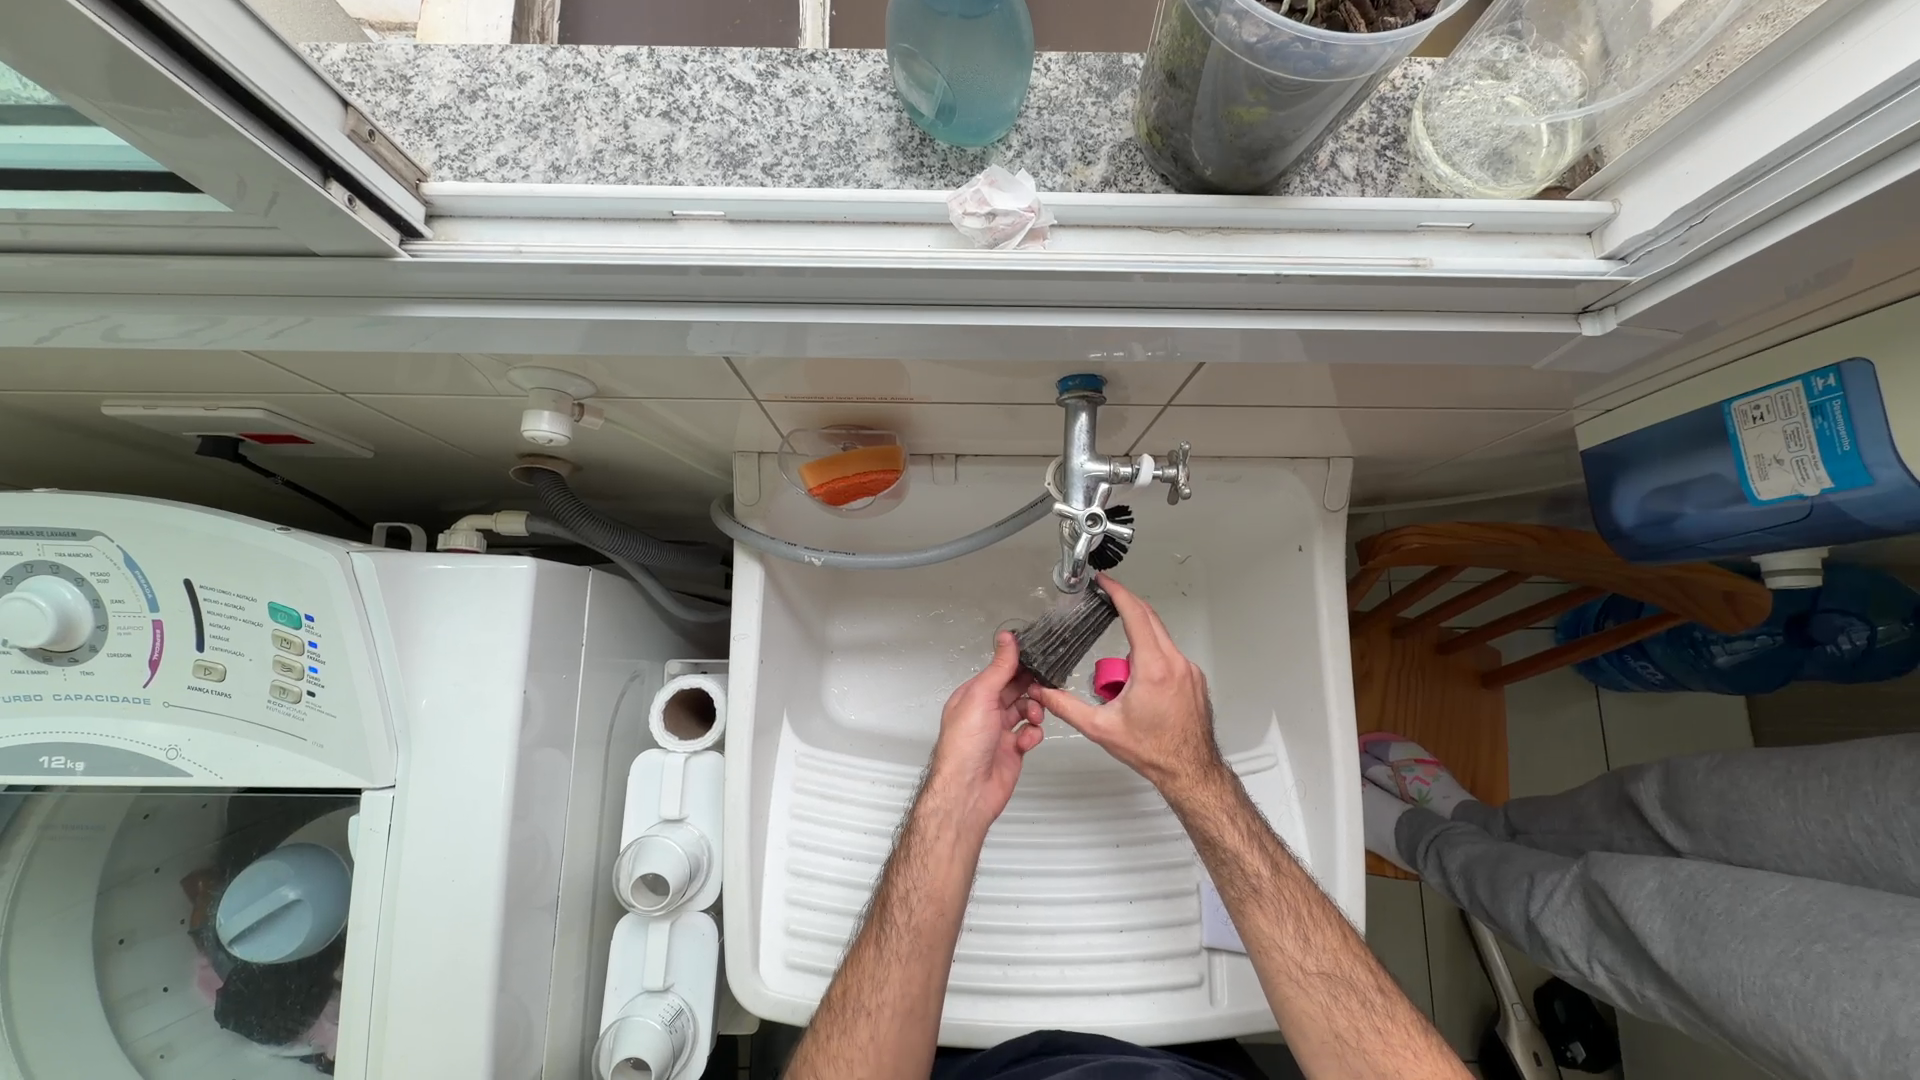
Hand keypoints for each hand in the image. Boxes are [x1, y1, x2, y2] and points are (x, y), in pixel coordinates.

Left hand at [924, 631, 1044, 832]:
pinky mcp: (1012, 750)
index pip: (999, 671)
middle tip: (1041, 687)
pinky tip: (1027, 739)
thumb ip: (999, 667)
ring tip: (1033, 716)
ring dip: (1033, 710)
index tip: (1037, 658)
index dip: (1018, 664)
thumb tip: (1007, 639)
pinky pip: (1030, 734)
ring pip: (1025, 710)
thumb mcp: (981, 697)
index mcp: (972, 695)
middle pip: (1014, 690)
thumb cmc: (964, 746)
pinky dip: (1032, 734)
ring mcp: (998, 731)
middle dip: (1030, 687)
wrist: (968, 791)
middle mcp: (984, 712)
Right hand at [1028, 573, 1221, 795]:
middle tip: (1107, 599)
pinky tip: (1140, 682)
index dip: (1118, 593)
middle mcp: (1176, 664)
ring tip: (1120, 672)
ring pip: (1160, 638)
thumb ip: (1066, 707)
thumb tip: (1044, 692)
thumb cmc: (1155, 751)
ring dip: (1138, 640)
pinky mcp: (1194, 679)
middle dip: (1127, 606)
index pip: (1136, 615)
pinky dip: (1152, 657)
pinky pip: (1170, 655)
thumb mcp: (1101, 728)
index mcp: (1153, 669)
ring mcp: (1189, 670)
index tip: (1106, 582)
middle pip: (1150, 618)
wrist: (1190, 770)